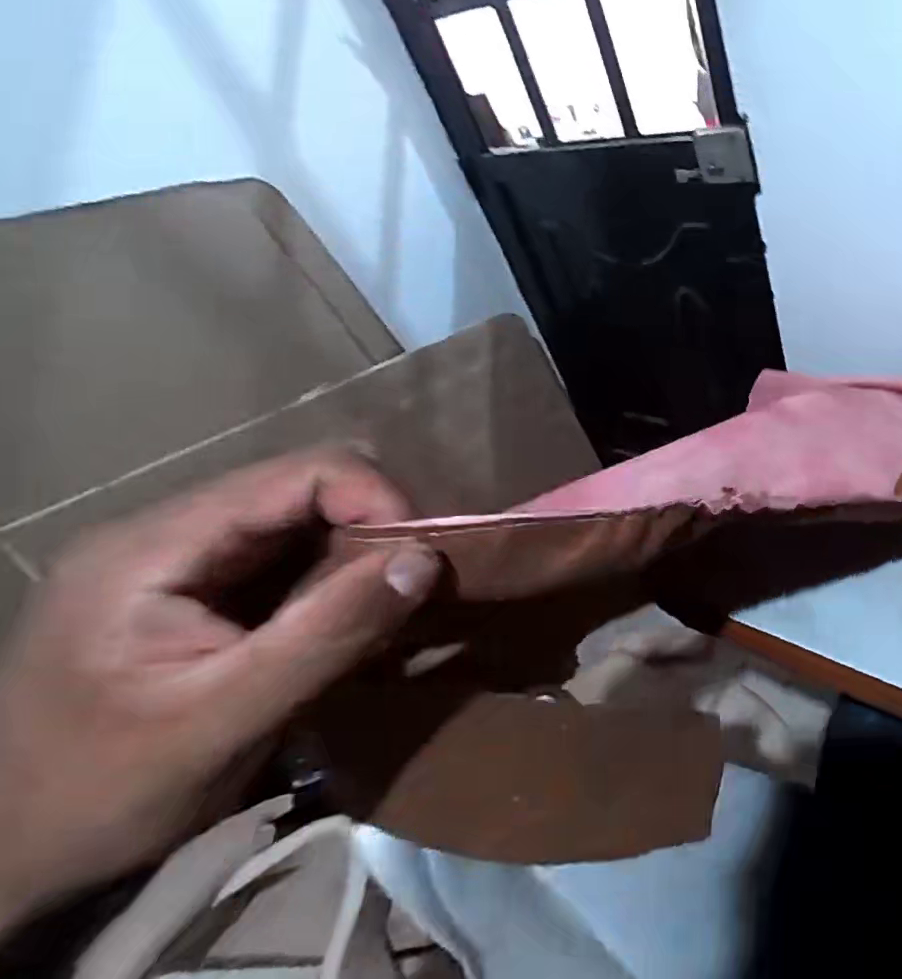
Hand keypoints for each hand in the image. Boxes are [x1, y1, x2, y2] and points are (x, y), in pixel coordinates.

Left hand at [0, 450, 441, 929]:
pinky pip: (305, 554)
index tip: (421, 559)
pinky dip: (352, 576)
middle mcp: (168, 535)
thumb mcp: (226, 717)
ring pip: (316, 518)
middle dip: (381, 528)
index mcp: (150, 550)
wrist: (17, 861)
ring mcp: (190, 561)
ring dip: (371, 553)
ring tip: (398, 602)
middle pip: (313, 488)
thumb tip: (426, 558)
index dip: (378, 500)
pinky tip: (364, 615)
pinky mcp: (213, 589)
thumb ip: (330, 632)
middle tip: (418, 584)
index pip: (302, 473)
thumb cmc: (103, 793)